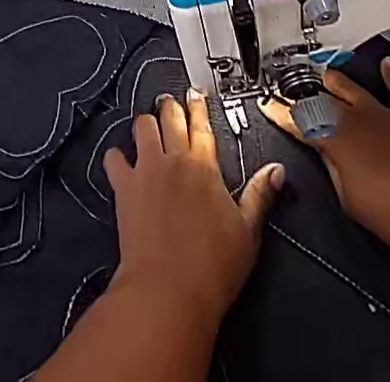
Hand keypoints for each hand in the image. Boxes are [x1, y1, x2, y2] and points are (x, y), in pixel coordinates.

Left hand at [104, 90, 283, 322]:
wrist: (165, 294)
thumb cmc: (209, 268)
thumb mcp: (247, 230)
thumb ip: (260, 195)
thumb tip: (276, 172)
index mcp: (204, 166)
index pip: (201, 124)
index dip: (199, 106)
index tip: (197, 95)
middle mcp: (173, 161)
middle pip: (170, 117)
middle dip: (172, 106)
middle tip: (173, 101)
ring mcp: (145, 173)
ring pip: (143, 128)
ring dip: (147, 122)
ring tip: (150, 120)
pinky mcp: (123, 191)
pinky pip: (114, 160)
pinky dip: (116, 155)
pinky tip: (120, 156)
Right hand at [262, 57, 389, 267]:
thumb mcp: (348, 200)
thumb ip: (333, 169)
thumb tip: (327, 155)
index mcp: (338, 138)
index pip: (300, 119)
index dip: (281, 112)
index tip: (270, 107)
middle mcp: (362, 120)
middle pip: (324, 98)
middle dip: (304, 93)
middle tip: (290, 90)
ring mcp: (388, 117)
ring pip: (356, 89)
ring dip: (337, 81)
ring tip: (324, 74)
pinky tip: (387, 64)